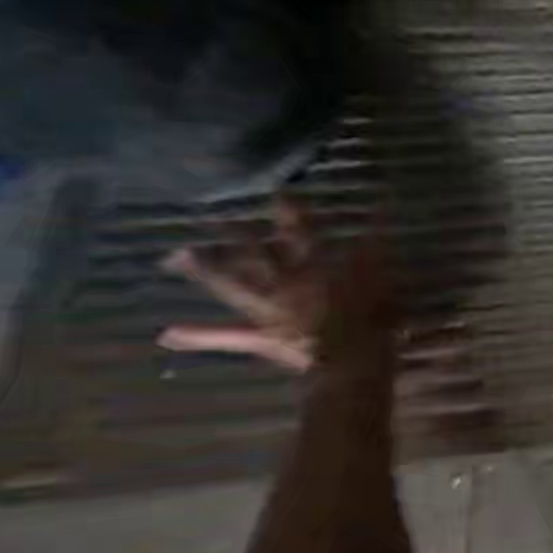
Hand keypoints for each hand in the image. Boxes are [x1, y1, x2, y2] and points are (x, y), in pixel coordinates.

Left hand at [157, 198, 395, 372]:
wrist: (350, 360)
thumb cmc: (373, 322)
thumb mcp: (384, 283)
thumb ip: (377, 254)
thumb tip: (382, 222)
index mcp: (315, 270)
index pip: (303, 233)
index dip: (292, 212)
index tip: (279, 192)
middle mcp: (283, 283)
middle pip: (257, 253)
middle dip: (242, 236)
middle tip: (218, 218)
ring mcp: (267, 309)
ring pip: (231, 285)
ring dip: (206, 270)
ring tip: (176, 255)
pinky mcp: (260, 337)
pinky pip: (228, 337)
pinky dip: (200, 336)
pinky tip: (167, 335)